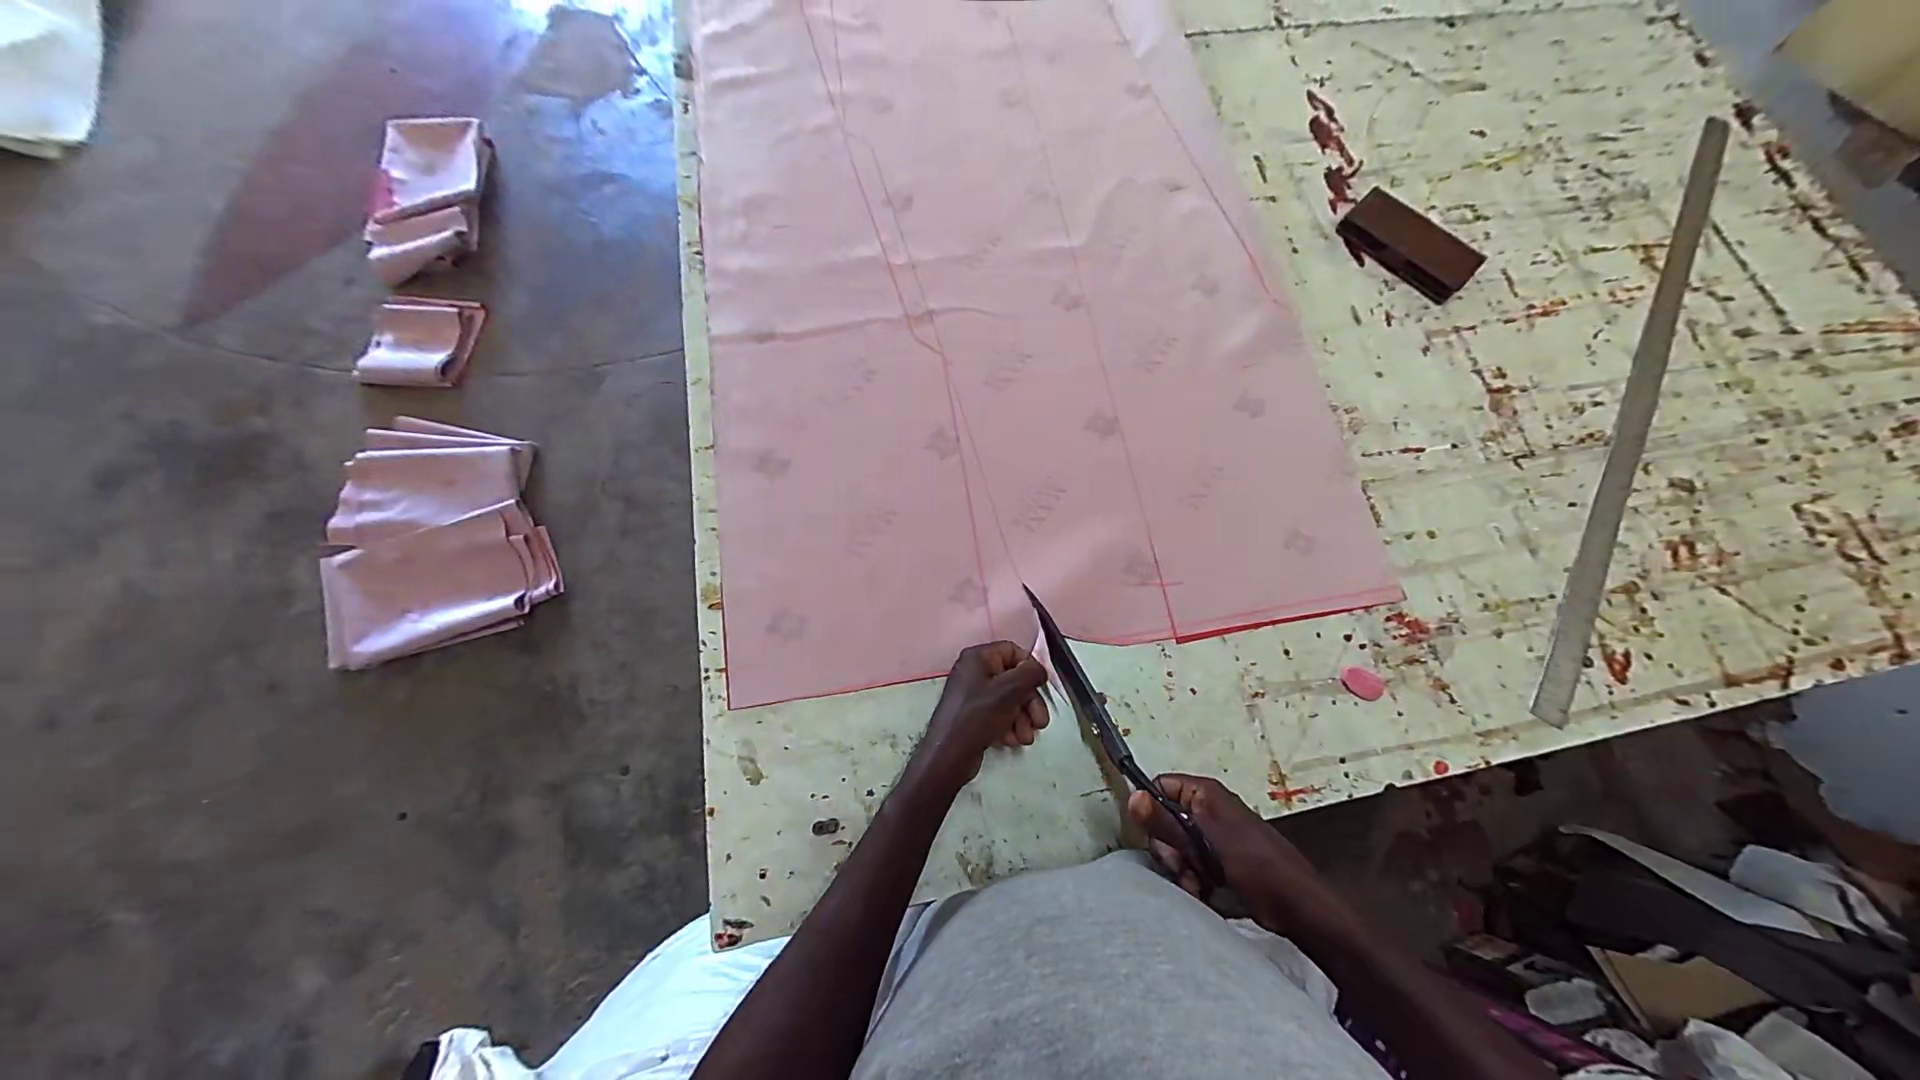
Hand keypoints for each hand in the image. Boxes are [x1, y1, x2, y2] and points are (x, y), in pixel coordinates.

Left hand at [905, 642, 1049, 795]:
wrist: (949, 754)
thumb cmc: (978, 716)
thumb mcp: (1009, 690)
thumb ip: (1030, 673)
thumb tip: (1039, 670)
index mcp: (978, 658)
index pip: (1013, 651)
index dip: (1030, 668)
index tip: (1042, 686)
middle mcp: (974, 672)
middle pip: (1014, 679)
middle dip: (1030, 702)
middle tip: (1040, 722)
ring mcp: (972, 695)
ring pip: (1009, 700)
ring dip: (1022, 718)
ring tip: (1025, 737)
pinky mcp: (973, 716)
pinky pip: (998, 714)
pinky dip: (1009, 726)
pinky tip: (1012, 740)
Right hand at [1128, 773, 1347, 930]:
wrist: (1299, 909)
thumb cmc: (1256, 867)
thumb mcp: (1204, 844)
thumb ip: (1166, 822)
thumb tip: (1133, 796)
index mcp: (1204, 794)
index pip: (1159, 788)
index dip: (1152, 810)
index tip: (1158, 835)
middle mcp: (1207, 810)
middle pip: (1164, 822)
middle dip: (1170, 851)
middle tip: (1185, 868)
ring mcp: (1214, 838)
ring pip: (1177, 849)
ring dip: (1182, 872)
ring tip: (1200, 887)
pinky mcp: (1220, 863)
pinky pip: (1192, 867)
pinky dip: (1194, 883)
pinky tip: (1207, 895)